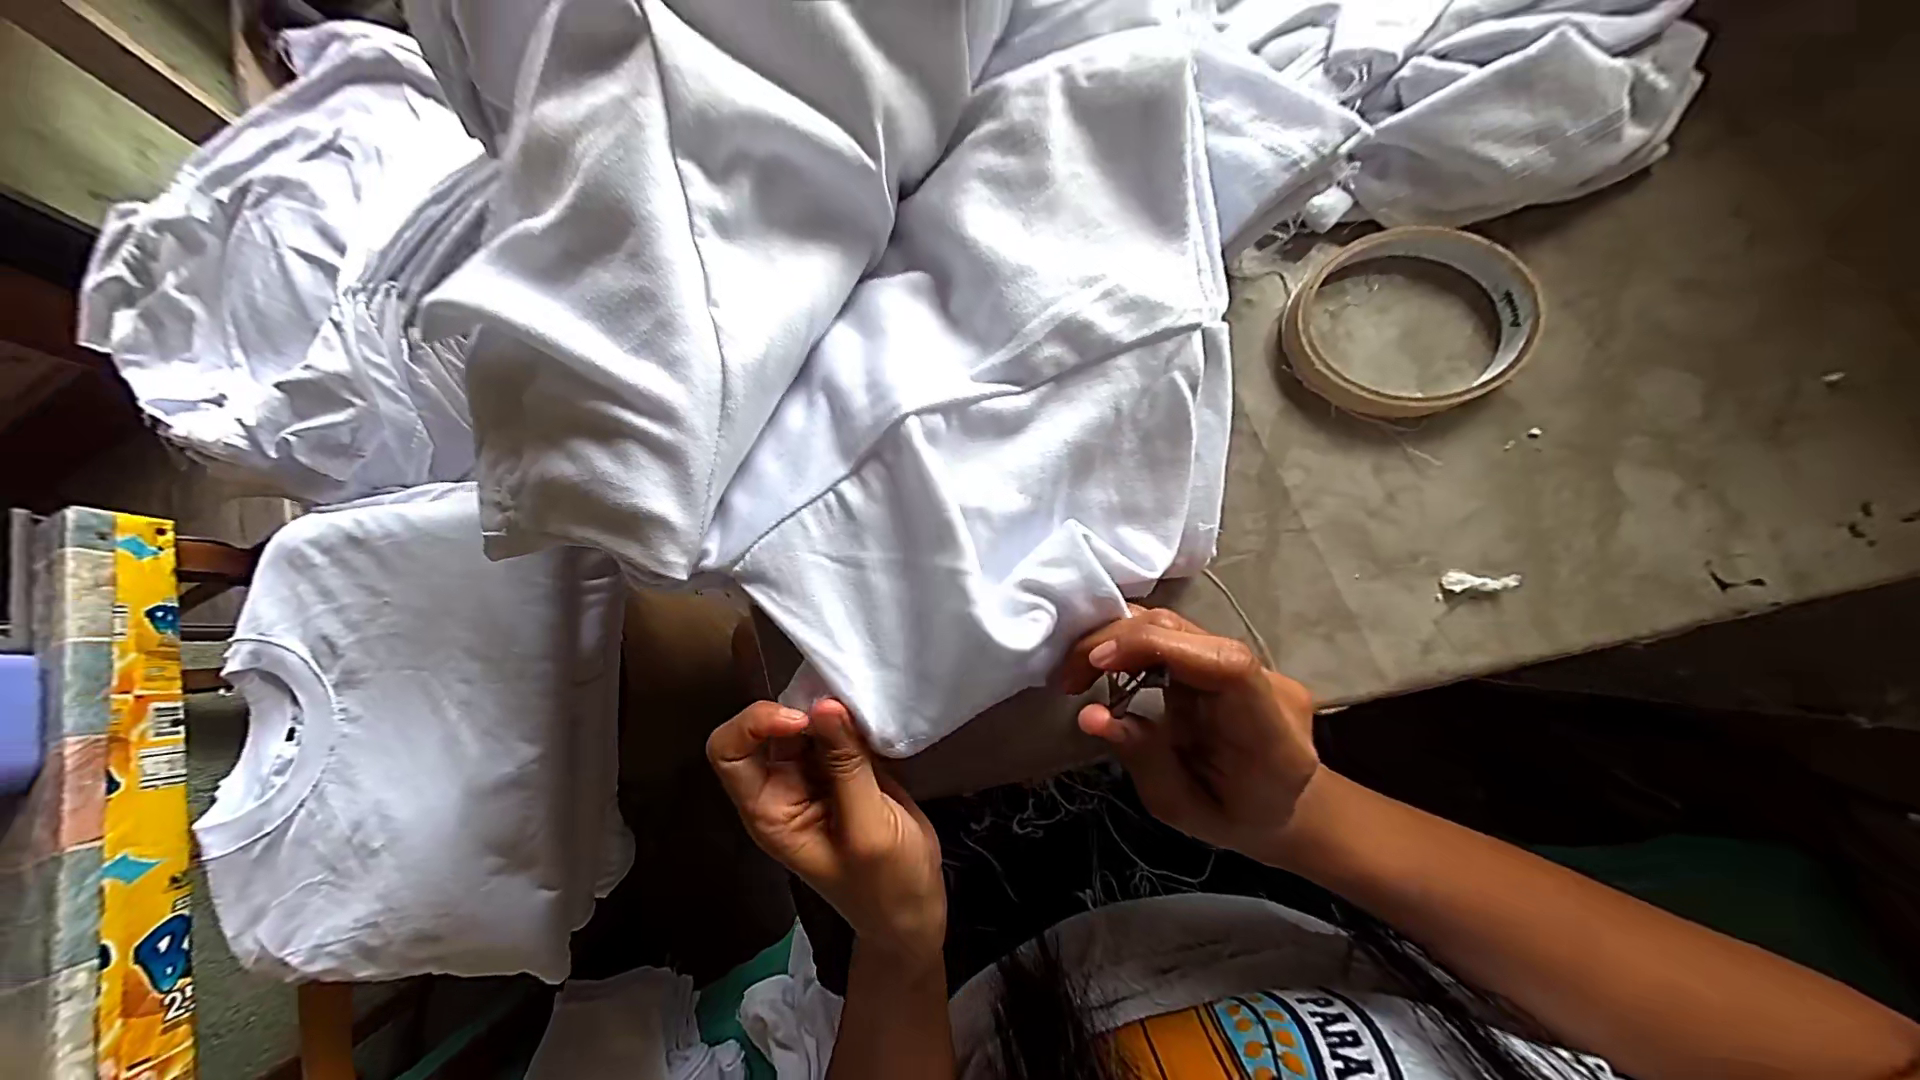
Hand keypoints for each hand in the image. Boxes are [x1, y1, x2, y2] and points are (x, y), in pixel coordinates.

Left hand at [708, 698, 945, 960]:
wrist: (915, 907)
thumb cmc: (886, 882)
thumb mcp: (868, 829)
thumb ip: (847, 766)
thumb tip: (826, 704)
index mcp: (770, 809)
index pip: (730, 752)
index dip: (756, 725)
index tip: (804, 720)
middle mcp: (783, 786)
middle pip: (766, 728)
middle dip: (799, 708)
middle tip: (841, 706)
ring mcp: (813, 775)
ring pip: (803, 721)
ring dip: (828, 709)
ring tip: (861, 710)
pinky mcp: (844, 767)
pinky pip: (835, 728)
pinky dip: (849, 716)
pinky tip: (871, 720)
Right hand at [1059, 608, 1318, 859]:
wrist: (1285, 806)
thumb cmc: (1236, 818)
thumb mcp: (1181, 807)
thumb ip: (1142, 758)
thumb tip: (1090, 715)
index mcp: (1270, 732)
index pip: (1225, 663)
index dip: (1155, 647)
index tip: (1098, 663)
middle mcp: (1263, 682)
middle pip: (1185, 633)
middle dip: (1115, 642)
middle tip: (1068, 676)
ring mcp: (1243, 662)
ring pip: (1173, 626)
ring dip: (1115, 639)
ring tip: (1078, 672)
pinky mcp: (1219, 653)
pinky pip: (1171, 635)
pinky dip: (1128, 643)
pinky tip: (1104, 666)